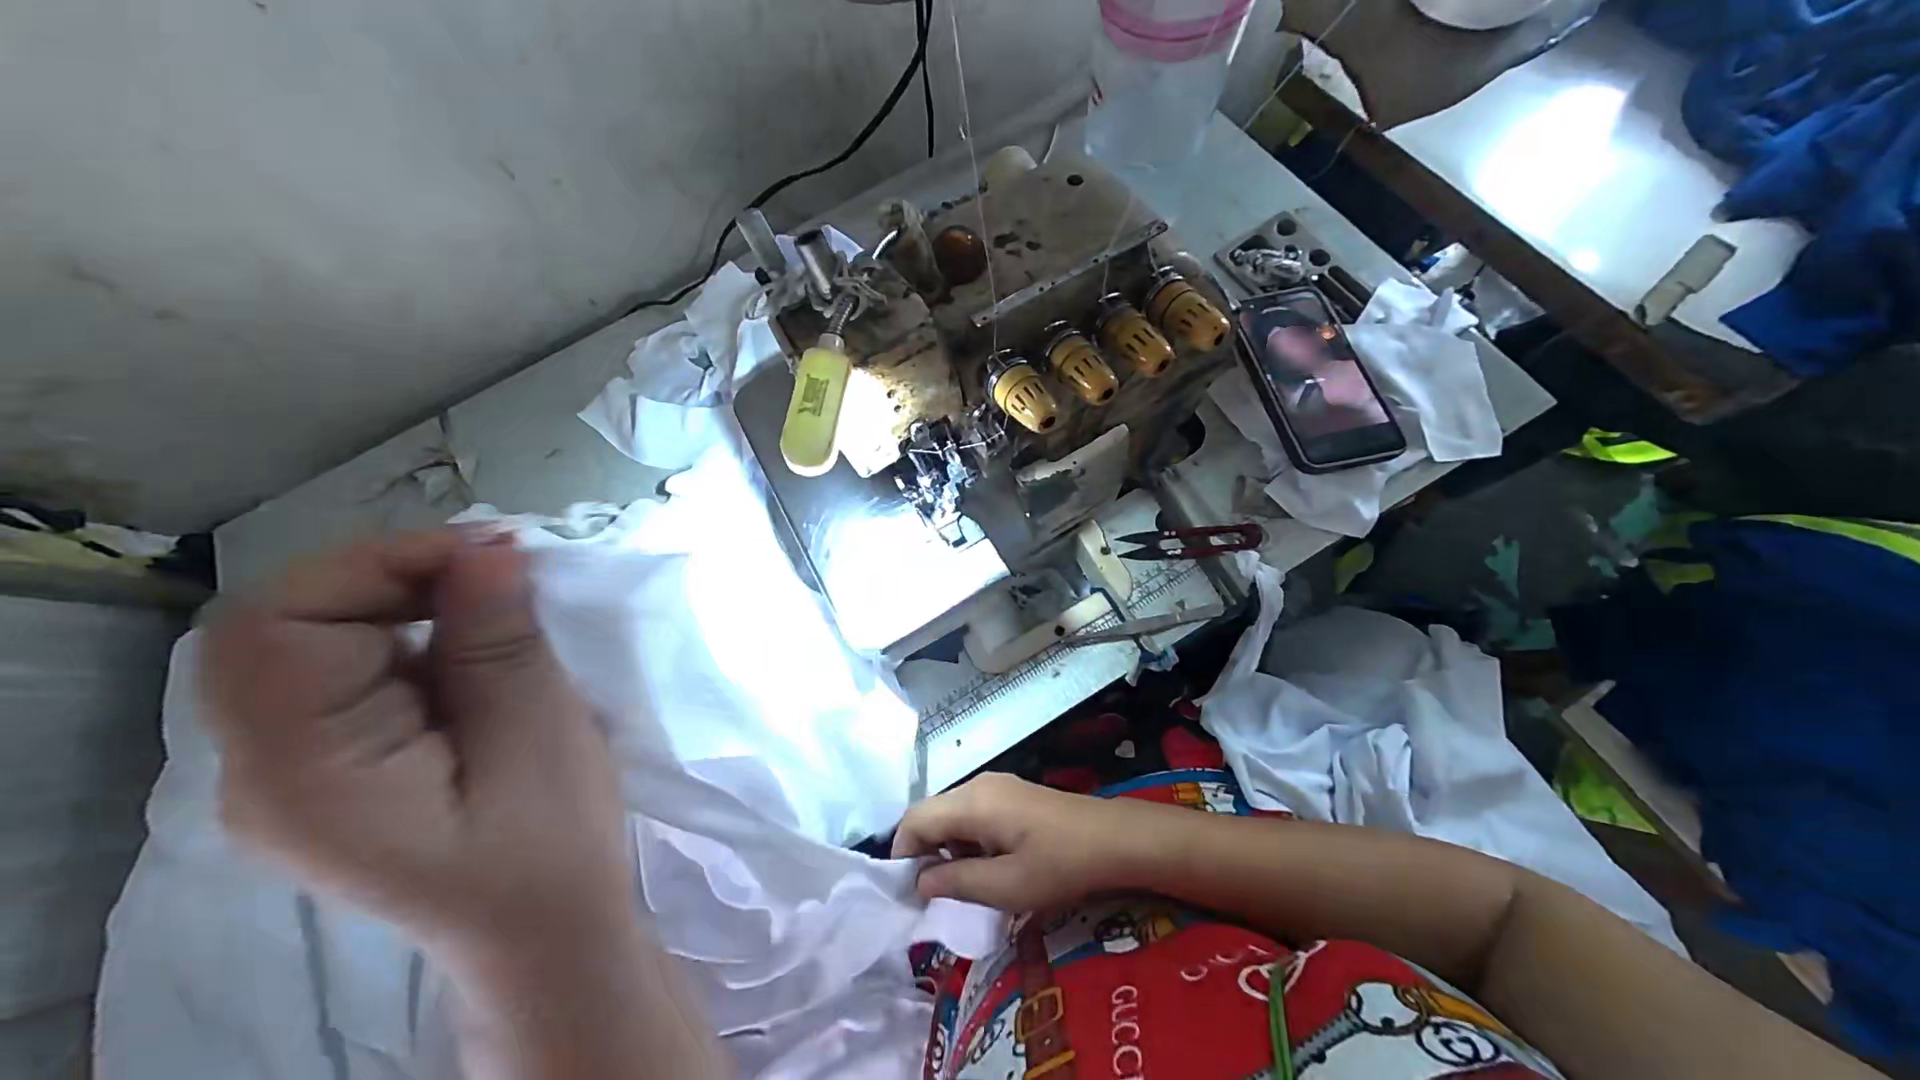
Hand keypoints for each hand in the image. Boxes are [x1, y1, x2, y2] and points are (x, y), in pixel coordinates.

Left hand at [201, 529, 633, 970]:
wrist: (544, 929)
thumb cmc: (552, 845)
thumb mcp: (540, 738)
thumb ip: (500, 642)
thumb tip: (487, 547)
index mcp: (302, 777)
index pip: (275, 626)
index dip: (376, 565)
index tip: (488, 552)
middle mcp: (262, 771)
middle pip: (280, 625)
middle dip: (393, 576)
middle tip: (498, 568)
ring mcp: (289, 768)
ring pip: (310, 638)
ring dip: (404, 599)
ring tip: (497, 598)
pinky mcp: (330, 760)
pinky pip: (344, 666)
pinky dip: (408, 630)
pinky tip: (472, 641)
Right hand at [891, 773, 1187, 910]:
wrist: (1115, 839)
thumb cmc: (1060, 864)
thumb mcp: (1006, 886)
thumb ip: (956, 882)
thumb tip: (919, 882)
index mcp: (971, 802)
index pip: (915, 820)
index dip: (902, 854)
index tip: (907, 893)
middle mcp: (977, 785)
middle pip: (930, 813)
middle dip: (922, 851)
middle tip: (932, 893)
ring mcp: (996, 785)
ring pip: (950, 813)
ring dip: (945, 847)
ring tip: (961, 884)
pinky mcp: (1010, 793)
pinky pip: (972, 812)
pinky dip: (966, 838)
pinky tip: (986, 865)